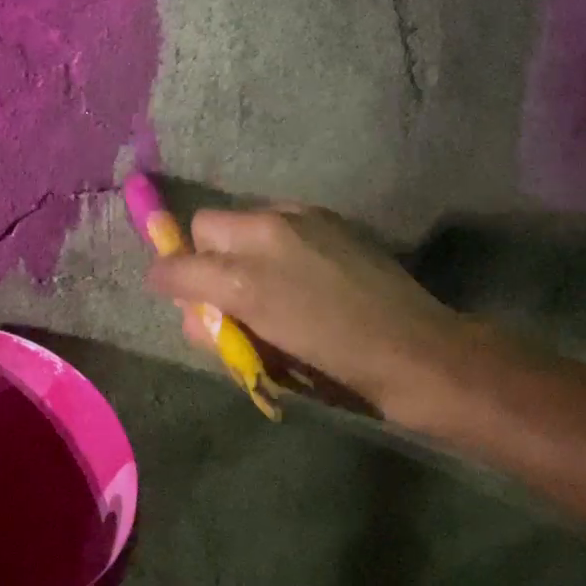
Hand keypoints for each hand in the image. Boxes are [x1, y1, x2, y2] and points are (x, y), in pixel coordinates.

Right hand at [146, 204, 473, 428]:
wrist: (419, 352)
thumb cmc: (337, 370)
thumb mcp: (266, 361)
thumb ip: (219, 332)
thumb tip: (194, 314)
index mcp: (245, 278)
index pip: (178, 266)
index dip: (166, 278)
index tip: (168, 289)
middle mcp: (265, 232)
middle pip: (206, 224)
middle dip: (205, 253)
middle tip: (226, 288)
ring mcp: (299, 217)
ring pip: (243, 216)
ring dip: (240, 243)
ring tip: (268, 277)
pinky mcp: (327, 215)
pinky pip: (278, 217)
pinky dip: (274, 237)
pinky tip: (301, 268)